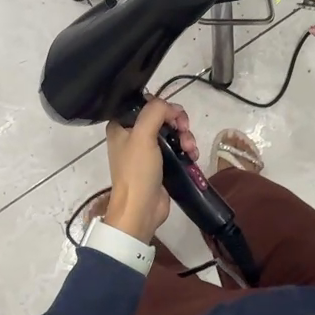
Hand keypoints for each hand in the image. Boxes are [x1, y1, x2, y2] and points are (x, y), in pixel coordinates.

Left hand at [102, 99, 195, 243]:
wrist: (141, 209)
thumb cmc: (137, 171)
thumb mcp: (142, 135)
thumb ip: (155, 112)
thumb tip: (172, 107)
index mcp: (121, 126)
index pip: (145, 104)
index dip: (163, 106)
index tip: (175, 116)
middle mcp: (132, 135)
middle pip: (161, 117)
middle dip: (178, 123)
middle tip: (185, 131)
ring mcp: (147, 151)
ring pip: (172, 132)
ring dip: (185, 136)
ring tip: (190, 148)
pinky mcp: (160, 164)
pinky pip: (176, 148)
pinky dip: (186, 149)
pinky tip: (193, 155)